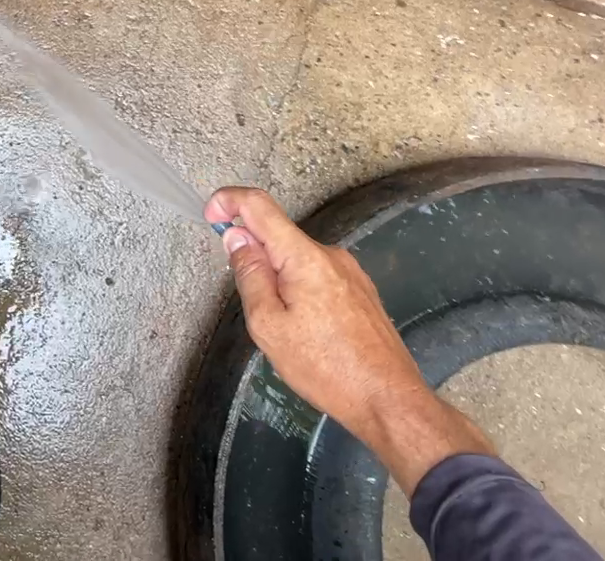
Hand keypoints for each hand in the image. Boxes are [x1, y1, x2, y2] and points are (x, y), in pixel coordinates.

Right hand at [207, 186, 494, 493]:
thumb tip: (237, 237)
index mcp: (304, 256)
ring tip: (285, 328)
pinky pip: (315, 274)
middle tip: (254, 305)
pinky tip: (308, 330)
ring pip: (295, 258)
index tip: (211, 220)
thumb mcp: (268, 324)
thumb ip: (249, 274)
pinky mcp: (360, 291)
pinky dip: (297, 287)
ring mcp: (349, 271)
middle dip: (253, 256)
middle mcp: (329, 254)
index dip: (228, 201)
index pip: (258, 204)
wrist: (393, 404)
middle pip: (277, 234)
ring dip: (276, 277)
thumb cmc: (325, 367)